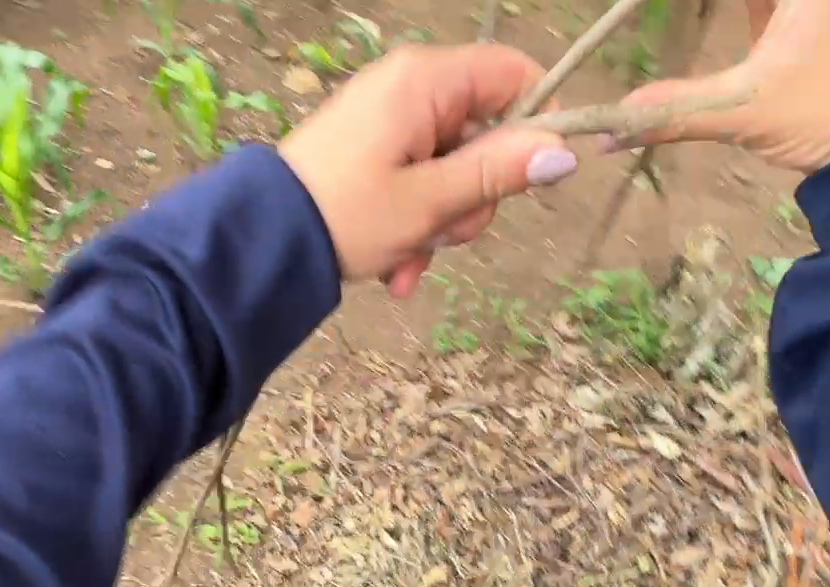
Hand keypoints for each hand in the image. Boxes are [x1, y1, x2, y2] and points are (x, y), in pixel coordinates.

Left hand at [279, 44, 579, 297]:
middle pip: (480, 134)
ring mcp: (385, 125)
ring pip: (447, 171)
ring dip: (438, 225)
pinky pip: (413, 185)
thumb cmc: (346, 216)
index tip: (526, 179)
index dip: (533, 124)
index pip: (511, 74)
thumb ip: (494, 174)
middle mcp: (407, 91)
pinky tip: (394, 270)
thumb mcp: (428, 201)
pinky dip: (411, 228)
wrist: (266, 244)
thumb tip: (563, 151)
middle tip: (445, 233)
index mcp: (424, 83)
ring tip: (408, 261)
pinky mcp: (368, 156)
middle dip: (470, 197)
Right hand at [612, 0, 829, 173]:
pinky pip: (762, 1)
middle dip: (693, 4)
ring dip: (713, 6)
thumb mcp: (743, 109)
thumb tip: (605, 131)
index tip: (630, 9)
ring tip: (649, 13)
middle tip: (636, 13)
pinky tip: (700, 12)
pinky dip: (735, 6)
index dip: (674, 0)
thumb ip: (672, 112)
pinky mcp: (812, 14)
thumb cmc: (828, 111)